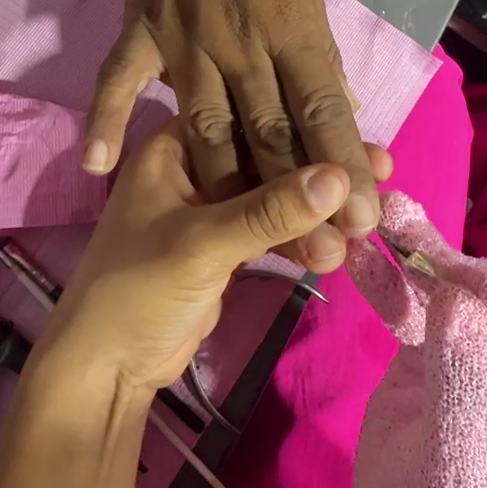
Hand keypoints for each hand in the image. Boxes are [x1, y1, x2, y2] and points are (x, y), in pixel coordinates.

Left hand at [45, 119, 391, 393]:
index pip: (246, 120)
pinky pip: (271, 231)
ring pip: (273, 198)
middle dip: (319, 170)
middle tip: (380, 172)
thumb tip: (342, 178)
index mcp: (174, 148)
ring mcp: (209, 209)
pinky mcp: (223, 246)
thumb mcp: (203, 244)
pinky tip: (338, 246)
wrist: (106, 367)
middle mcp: (193, 169)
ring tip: (367, 222)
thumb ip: (270, 211)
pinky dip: (301, 238)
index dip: (301, 125)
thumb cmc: (138, 288)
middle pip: (267, 158)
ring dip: (316, 211)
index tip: (356, 136)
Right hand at [84, 0, 379, 271]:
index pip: (324, 110)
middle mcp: (242, 41)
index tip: (365, 223)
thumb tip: (339, 113)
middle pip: (272, 133)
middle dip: (299, 200)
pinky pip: (118, 79)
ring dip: (228, 187)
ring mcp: (185, 37)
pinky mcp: (140, 26)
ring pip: (208, 126)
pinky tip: (97, 167)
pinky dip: (106, 120)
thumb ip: (318, 56)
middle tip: (322, 258)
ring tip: (245, 248)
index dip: (346, 169)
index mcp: (293, 27)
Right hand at [347, 194, 486, 487]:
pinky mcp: (432, 349)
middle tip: (414, 241)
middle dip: (462, 265)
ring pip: (455, 289)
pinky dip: (387, 282)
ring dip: (419, 253)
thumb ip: (465, 381)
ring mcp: (480, 352)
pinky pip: (413, 307)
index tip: (482, 288)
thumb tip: (456, 298)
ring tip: (386, 214)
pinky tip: (361, 256)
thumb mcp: (464, 464)